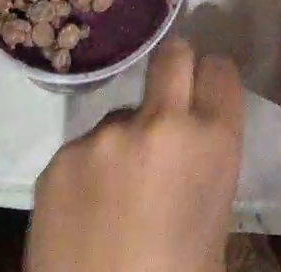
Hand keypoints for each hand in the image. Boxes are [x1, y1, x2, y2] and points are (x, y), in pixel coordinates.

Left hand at [25, 38, 244, 271]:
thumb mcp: (212, 226)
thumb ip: (200, 167)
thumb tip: (186, 147)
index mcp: (212, 144)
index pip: (220, 70)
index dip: (212, 77)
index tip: (205, 87)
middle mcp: (160, 124)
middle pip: (172, 55)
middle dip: (174, 65)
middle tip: (168, 96)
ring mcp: (104, 137)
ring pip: (120, 114)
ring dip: (122, 141)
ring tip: (115, 197)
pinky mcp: (59, 157)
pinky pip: (83, 151)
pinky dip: (87, 174)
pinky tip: (85, 215)